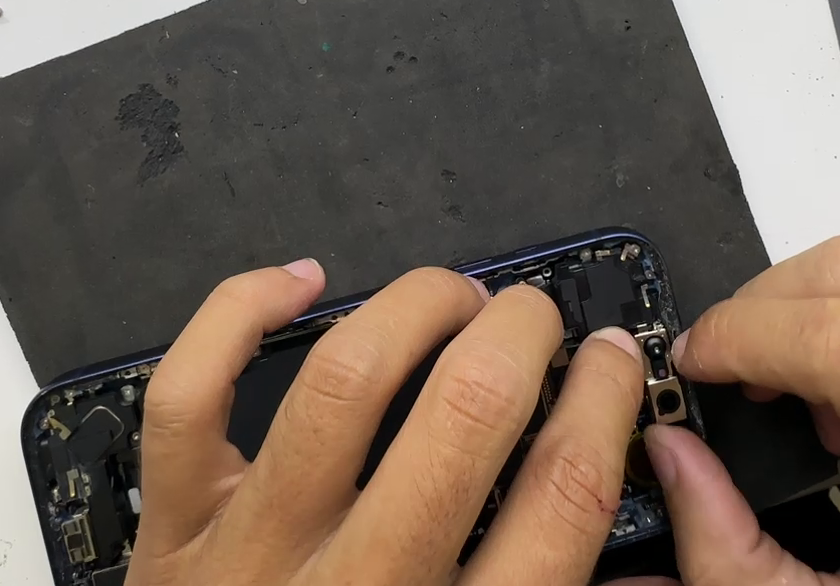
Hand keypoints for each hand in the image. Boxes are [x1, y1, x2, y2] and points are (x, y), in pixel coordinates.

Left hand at [130, 258, 647, 585]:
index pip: (560, 497)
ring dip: (416, 308)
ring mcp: (252, 548)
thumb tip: (664, 569)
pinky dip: (243, 311)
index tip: (608, 358)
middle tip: (529, 316)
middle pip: (461, 414)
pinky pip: (191, 390)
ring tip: (453, 295)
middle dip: (517, 333)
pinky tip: (302, 282)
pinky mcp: (174, 522)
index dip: (602, 401)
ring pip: (342, 380)